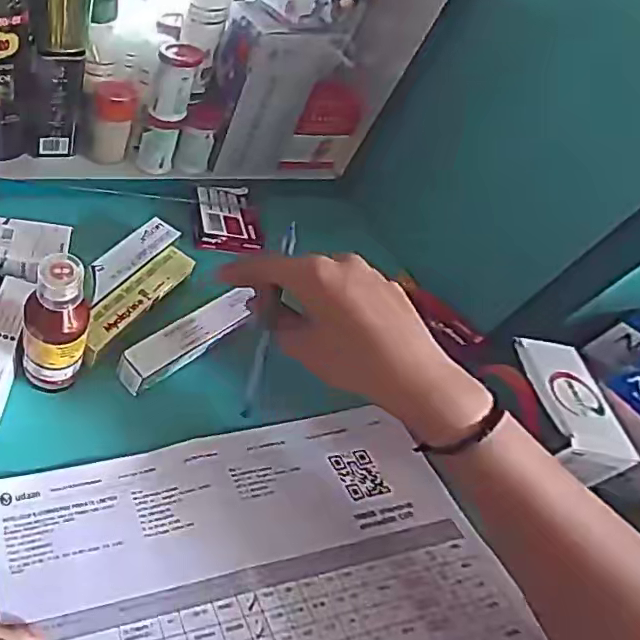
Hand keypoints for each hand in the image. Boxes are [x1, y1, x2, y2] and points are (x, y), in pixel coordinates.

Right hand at [221, 252, 491, 445]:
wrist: (417, 377)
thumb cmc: (352, 362)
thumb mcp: (303, 346)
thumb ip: (276, 320)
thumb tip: (264, 305)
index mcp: (313, 274)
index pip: (266, 265)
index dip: (240, 271)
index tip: (222, 277)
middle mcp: (338, 262)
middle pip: (295, 267)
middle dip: (274, 283)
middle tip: (260, 305)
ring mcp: (365, 271)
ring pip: (322, 274)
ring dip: (304, 288)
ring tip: (298, 315)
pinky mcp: (385, 284)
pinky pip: (346, 283)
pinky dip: (330, 294)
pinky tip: (335, 320)